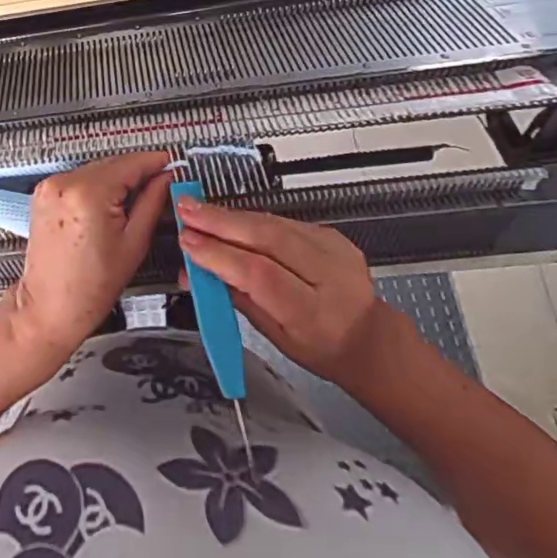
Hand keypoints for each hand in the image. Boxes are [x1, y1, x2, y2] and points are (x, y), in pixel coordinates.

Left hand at [14, 151, 173, 352]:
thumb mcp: (134, 242)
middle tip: (160, 182)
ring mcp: (50, 187)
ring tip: (135, 199)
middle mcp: (66, 183)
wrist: (50, 307)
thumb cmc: (90, 285)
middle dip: (136, 171)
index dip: (154, 162)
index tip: (171, 163)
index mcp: (89, 193)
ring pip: (96, 169)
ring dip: (116, 178)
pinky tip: (108, 204)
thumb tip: (165, 178)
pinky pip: (79, 179)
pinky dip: (96, 185)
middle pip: (112, 163)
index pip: (130, 163)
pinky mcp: (44, 194)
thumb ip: (152, 202)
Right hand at [175, 198, 396, 388]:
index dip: (220, 255)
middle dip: (220, 221)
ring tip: (198, 210)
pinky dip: (251, 219)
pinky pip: (283, 220)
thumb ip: (237, 298)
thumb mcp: (275, 336)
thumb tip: (196, 271)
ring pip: (273, 222)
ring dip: (231, 215)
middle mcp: (328, 274)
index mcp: (313, 312)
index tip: (189, 243)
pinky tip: (228, 217)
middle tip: (186, 211)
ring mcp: (333, 249)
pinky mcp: (331, 233)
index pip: (260, 274)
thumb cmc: (322, 347)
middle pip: (267, 237)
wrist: (369, 338)